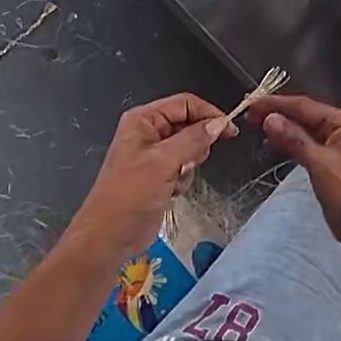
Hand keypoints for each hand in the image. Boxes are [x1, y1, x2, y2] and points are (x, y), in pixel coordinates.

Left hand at [70, 93, 233, 258]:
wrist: (110, 237)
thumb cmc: (129, 195)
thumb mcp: (163, 162)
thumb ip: (194, 139)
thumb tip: (220, 123)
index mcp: (143, 120)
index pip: (185, 104)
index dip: (209, 114)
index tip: (230, 130)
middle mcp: (149, 132)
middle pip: (190, 124)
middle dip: (196, 145)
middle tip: (186, 163)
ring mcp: (155, 154)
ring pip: (191, 148)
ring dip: (189, 165)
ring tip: (174, 180)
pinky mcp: (161, 174)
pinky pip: (186, 167)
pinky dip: (184, 179)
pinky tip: (171, 192)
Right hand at [247, 96, 340, 251]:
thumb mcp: (320, 166)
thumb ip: (294, 139)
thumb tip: (269, 118)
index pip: (306, 105)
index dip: (276, 103)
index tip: (250, 104)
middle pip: (308, 115)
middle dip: (280, 114)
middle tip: (250, 116)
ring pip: (310, 131)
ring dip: (286, 129)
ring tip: (259, 128)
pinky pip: (314, 146)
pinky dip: (296, 144)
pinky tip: (279, 146)